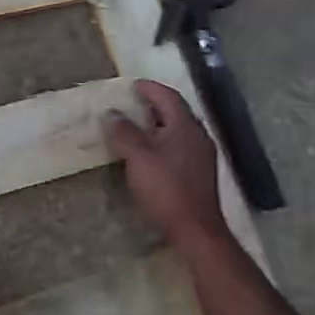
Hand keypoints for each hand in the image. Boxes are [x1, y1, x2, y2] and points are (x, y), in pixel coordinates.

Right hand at [106, 80, 230, 251]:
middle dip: (154, 105)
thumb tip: (112, 113)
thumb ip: (124, 132)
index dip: (150, 88)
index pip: (168, 96)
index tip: (133, 85)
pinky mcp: (200, 173)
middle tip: (133, 104)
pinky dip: (164, 141)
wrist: (196, 229)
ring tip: (138, 127)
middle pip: (176, 111)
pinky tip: (152, 154)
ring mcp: (202, 155)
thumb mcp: (138, 156)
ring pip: (178, 130)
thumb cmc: (166, 188)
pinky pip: (181, 146)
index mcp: (185, 125)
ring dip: (159, 124)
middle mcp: (198, 135)